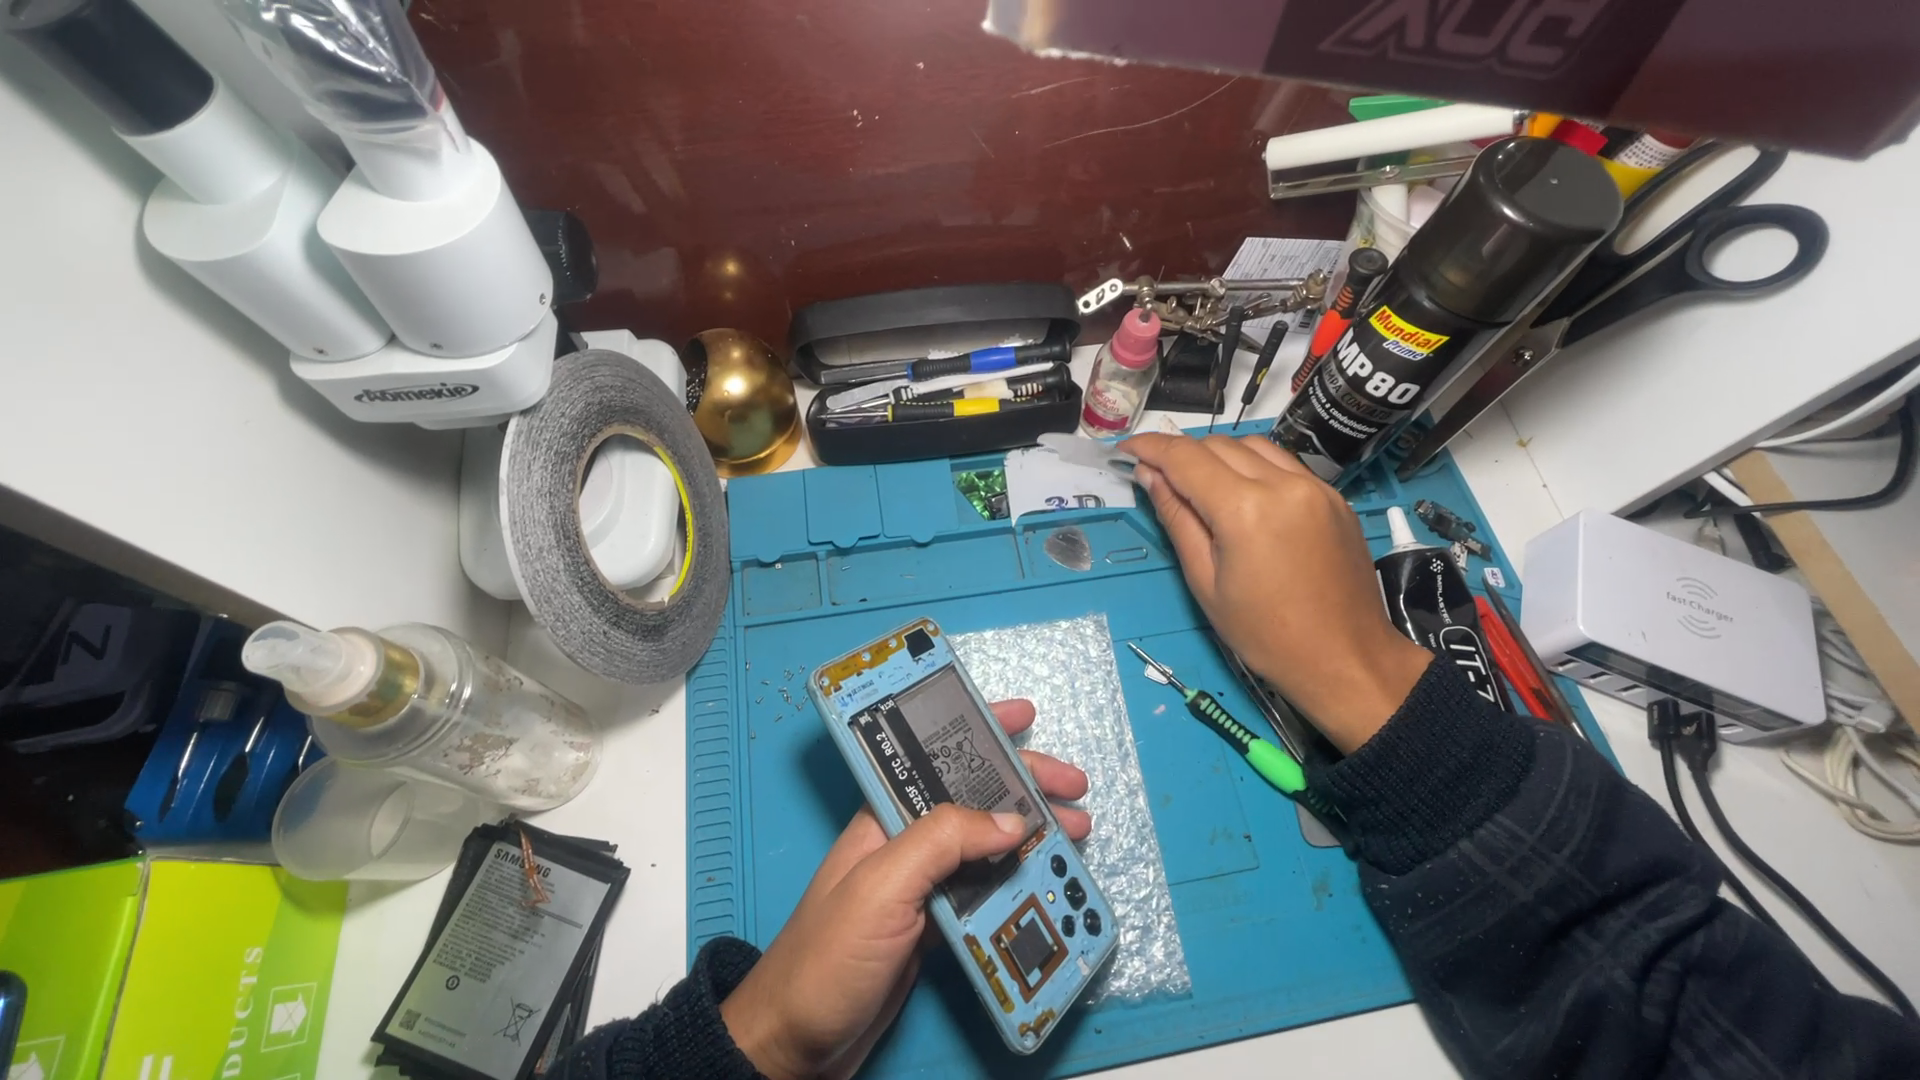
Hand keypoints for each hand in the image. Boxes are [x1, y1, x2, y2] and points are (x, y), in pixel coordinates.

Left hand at [720, 699, 1090, 1079]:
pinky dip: (1020, 885)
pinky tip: (1046, 884)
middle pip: (977, 800)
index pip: (939, 758)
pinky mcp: (935, 925)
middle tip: (1077, 788)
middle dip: (1027, 786)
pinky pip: (987, 892)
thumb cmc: (826, 956)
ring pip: (988, 847)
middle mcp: (908, 842)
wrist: (795, 1044)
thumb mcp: (882, 885)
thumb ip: (943, 841)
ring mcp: (923, 885)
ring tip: (1077, 835)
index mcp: (888, 817)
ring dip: (1033, 838)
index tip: (1027, 716)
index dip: (982, 732)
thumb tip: (1012, 819)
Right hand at [1121, 433, 1430, 752]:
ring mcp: (1314, 487)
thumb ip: (1177, 519)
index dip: (1150, 447)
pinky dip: (1253, 467)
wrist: (1344, 658)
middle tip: (1158, 477)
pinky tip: (1243, 495)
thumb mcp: (1204, 582)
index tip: (1126, 448)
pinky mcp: (1334, 497)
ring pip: (1253, 446)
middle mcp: (1282, 484)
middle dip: (1181, 454)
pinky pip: (1283, 464)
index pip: (1186, 459)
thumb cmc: (1264, 633)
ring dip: (1217, 456)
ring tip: (1199, 485)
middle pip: (1218, 445)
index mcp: (1244, 509)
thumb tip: (1150, 475)